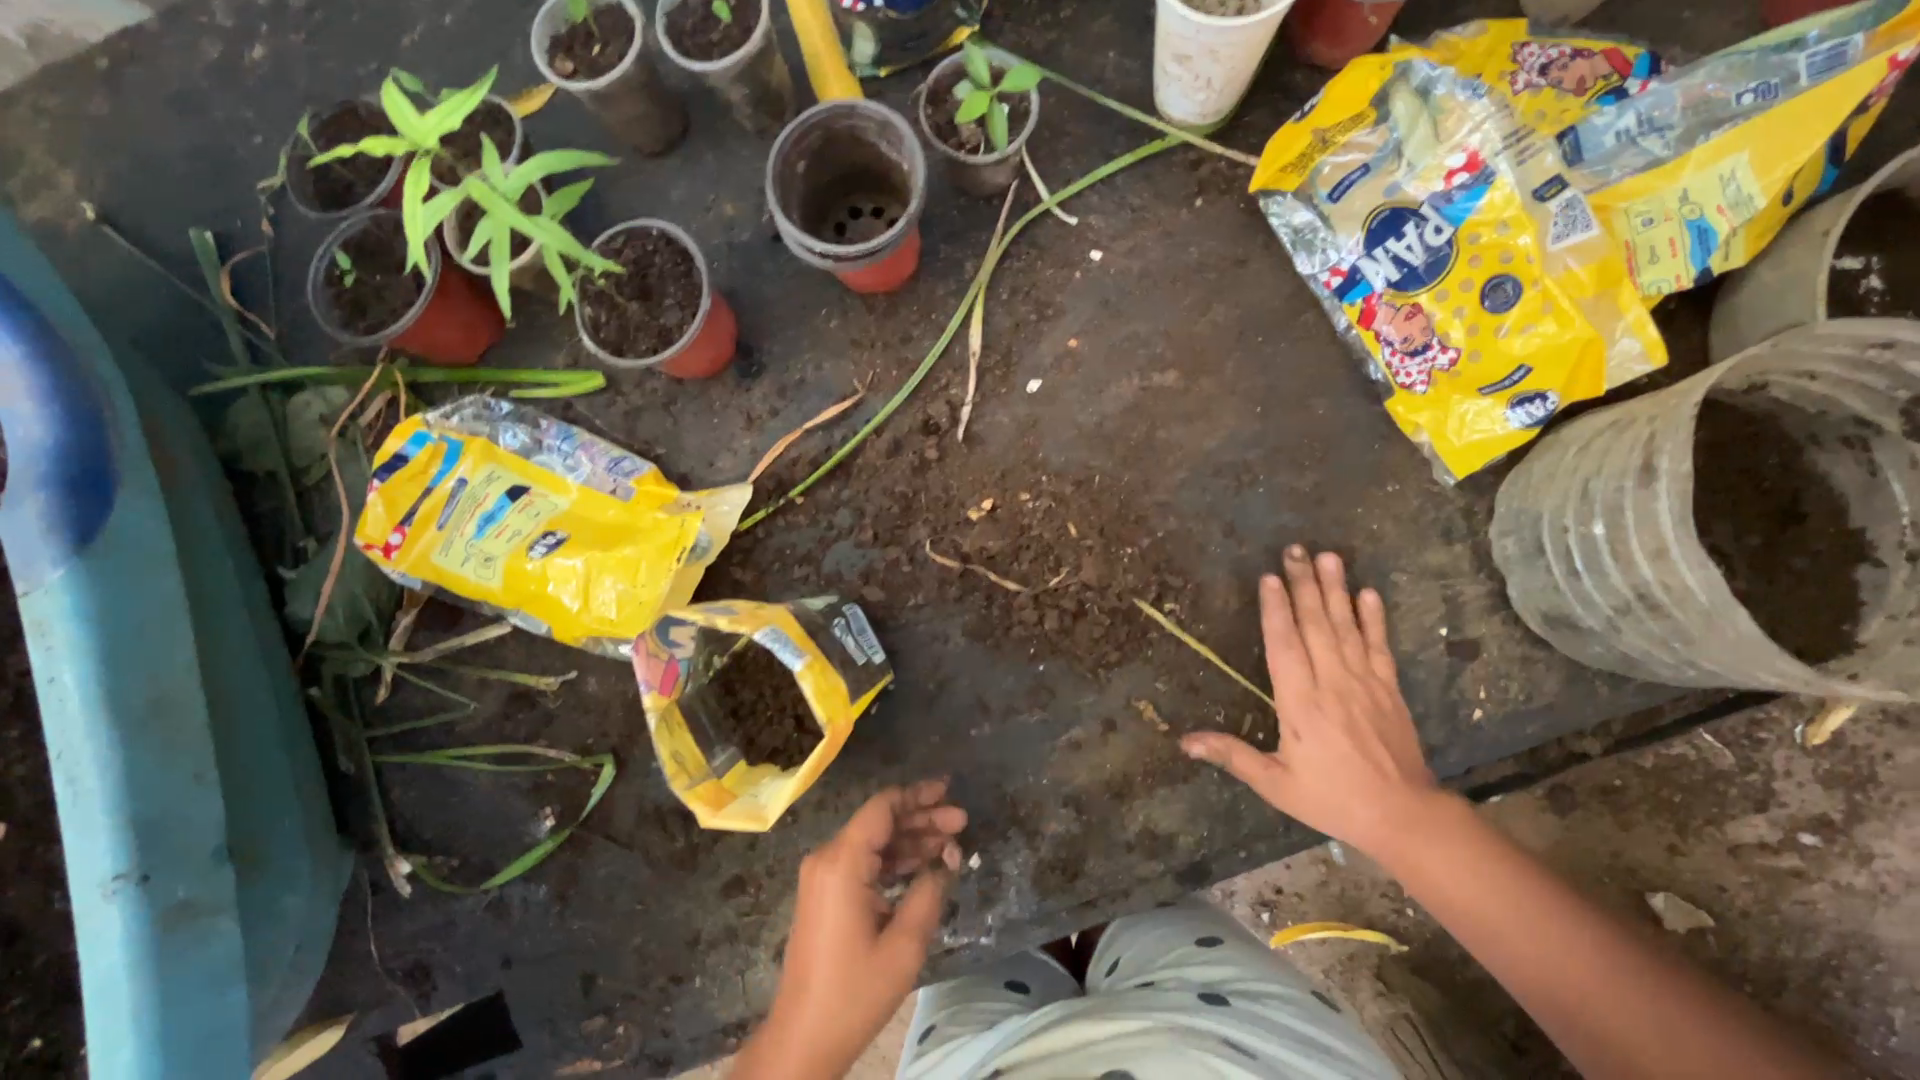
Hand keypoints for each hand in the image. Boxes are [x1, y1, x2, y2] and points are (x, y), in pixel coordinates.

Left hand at [736, 781, 965, 1078]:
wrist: (804, 1035)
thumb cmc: (855, 992)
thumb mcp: (904, 945)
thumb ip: (928, 893)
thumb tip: (944, 861)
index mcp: (841, 863)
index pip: (882, 808)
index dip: (918, 796)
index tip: (950, 792)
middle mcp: (827, 860)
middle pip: (879, 822)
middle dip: (922, 818)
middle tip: (962, 822)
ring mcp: (823, 877)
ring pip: (872, 842)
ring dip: (910, 840)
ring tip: (952, 842)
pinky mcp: (825, 895)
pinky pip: (862, 863)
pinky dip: (893, 860)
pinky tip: (924, 863)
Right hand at [1181, 546, 1441, 858]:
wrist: (1403, 814)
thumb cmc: (1332, 799)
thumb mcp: (1275, 784)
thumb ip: (1232, 755)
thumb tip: (1184, 741)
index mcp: (1300, 704)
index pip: (1284, 645)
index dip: (1275, 609)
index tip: (1269, 577)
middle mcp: (1332, 683)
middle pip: (1315, 624)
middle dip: (1303, 584)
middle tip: (1294, 549)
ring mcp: (1365, 682)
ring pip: (1347, 627)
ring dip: (1336, 589)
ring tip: (1328, 556)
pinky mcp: (1389, 689)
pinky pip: (1379, 646)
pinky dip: (1373, 618)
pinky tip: (1367, 593)